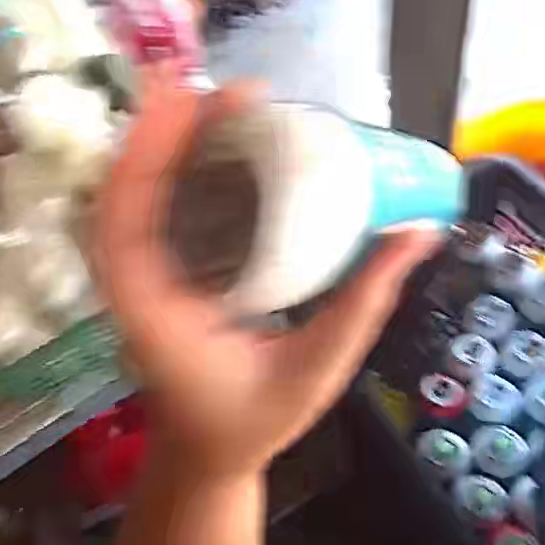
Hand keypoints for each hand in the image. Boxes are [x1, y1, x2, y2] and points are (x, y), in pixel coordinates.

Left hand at [92, 66, 443, 475]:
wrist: (208, 454)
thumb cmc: (252, 423)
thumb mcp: (314, 371)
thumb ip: (363, 304)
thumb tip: (418, 231)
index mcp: (153, 314)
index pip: (126, 223)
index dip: (149, 155)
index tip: (194, 102)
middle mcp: (134, 289)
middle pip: (128, 194)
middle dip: (166, 131)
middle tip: (231, 91)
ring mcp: (142, 280)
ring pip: (138, 197)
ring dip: (170, 143)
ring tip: (226, 104)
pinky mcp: (160, 276)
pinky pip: (159, 213)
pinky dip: (180, 171)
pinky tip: (221, 147)